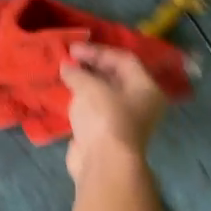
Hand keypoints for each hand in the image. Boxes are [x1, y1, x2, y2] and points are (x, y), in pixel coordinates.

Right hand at [60, 42, 166, 180]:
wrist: (104, 161)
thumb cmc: (105, 119)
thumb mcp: (90, 89)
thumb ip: (78, 73)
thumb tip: (67, 67)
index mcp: (146, 88)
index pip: (124, 60)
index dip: (98, 51)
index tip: (72, 49)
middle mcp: (140, 101)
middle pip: (116, 75)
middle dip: (91, 65)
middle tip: (67, 59)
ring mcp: (124, 117)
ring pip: (104, 91)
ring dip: (84, 81)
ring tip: (64, 74)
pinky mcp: (107, 129)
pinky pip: (94, 106)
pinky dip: (81, 97)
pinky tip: (66, 93)